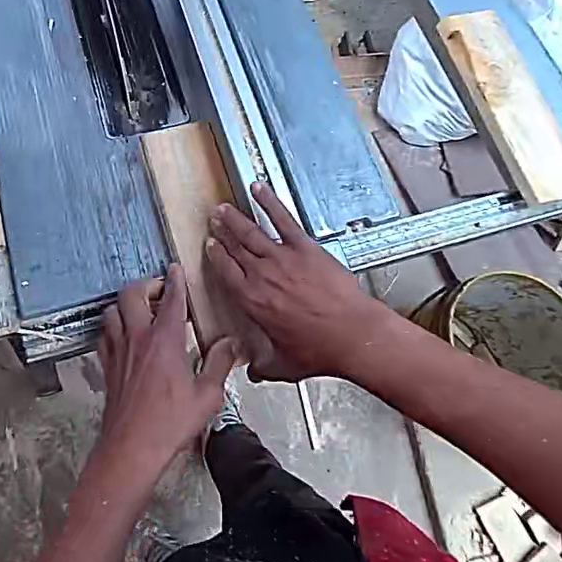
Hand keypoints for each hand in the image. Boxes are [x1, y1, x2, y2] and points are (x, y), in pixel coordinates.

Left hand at [95, 265, 240, 473]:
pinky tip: (126, 335)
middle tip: (160, 290)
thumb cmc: (168, 424)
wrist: (131, 449)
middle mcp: (137, 339)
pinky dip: (114, 325)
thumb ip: (220, 363)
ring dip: (127, 304)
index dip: (175, 280)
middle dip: (146, 285)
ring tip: (143, 310)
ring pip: (113, 310)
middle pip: (132, 294)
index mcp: (165, 341)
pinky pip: (105, 333)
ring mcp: (118, 351)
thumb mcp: (207, 395)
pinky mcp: (107, 366)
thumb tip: (231, 343)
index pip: (171, 299)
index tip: (176, 270)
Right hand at [205, 182, 412, 378]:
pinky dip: (269, 203)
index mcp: (251, 301)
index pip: (225, 272)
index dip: (215, 257)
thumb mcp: (283, 366)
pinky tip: (260, 190)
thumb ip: (263, 366)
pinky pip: (282, 219)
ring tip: (224, 208)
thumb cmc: (320, 349)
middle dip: (221, 234)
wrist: (351, 334)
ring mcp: (283, 258)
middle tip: (212, 222)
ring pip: (251, 232)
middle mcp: (262, 276)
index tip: (210, 247)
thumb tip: (254, 371)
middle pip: (234, 249)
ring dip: (235, 219)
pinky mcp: (304, 248)